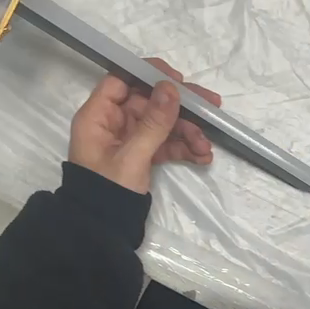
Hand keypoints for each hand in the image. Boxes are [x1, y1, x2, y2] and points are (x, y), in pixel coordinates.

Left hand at [68, 58, 214, 193]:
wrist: (101, 233)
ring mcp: (127, 140)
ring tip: (206, 147)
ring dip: (187, 133)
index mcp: (97, 117)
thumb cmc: (107, 193)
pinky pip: (164, 145)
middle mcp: (112, 123)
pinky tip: (202, 156)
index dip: (150, 75)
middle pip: (149, 102)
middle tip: (212, 107)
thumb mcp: (132, 157)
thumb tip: (172, 88)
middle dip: (181, 109)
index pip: (122, 80)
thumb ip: (153, 123)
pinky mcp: (140, 157)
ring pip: (161, 125)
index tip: (179, 80)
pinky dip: (182, 149)